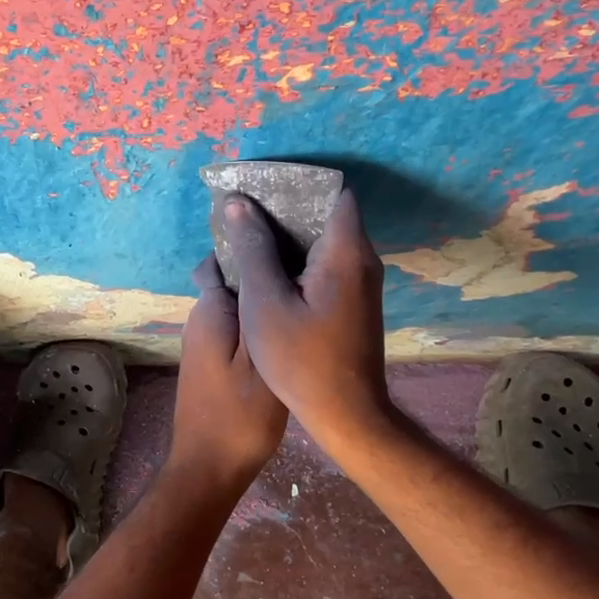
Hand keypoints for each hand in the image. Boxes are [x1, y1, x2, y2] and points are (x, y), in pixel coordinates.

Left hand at [166, 255, 288, 489]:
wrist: (211, 463)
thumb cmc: (241, 413)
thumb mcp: (259, 358)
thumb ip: (256, 307)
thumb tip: (250, 259)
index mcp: (210, 308)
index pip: (224, 257)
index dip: (250, 240)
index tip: (287, 233)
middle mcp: (201, 317)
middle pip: (232, 277)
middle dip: (262, 265)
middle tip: (310, 263)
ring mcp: (203, 339)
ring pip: (237, 301)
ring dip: (263, 293)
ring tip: (307, 290)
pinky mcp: (211, 358)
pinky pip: (236, 323)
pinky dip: (259, 317)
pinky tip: (289, 325)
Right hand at [216, 189, 396, 455]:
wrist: (346, 415)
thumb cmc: (302, 359)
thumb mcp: (264, 301)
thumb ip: (251, 249)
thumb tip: (238, 203)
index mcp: (345, 252)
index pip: (332, 193)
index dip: (296, 183)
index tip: (259, 186)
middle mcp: (361, 260)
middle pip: (324, 214)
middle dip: (281, 208)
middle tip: (239, 212)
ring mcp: (359, 282)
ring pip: (321, 240)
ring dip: (285, 235)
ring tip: (242, 236)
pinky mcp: (351, 301)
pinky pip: (322, 262)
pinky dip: (294, 257)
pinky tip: (262, 269)